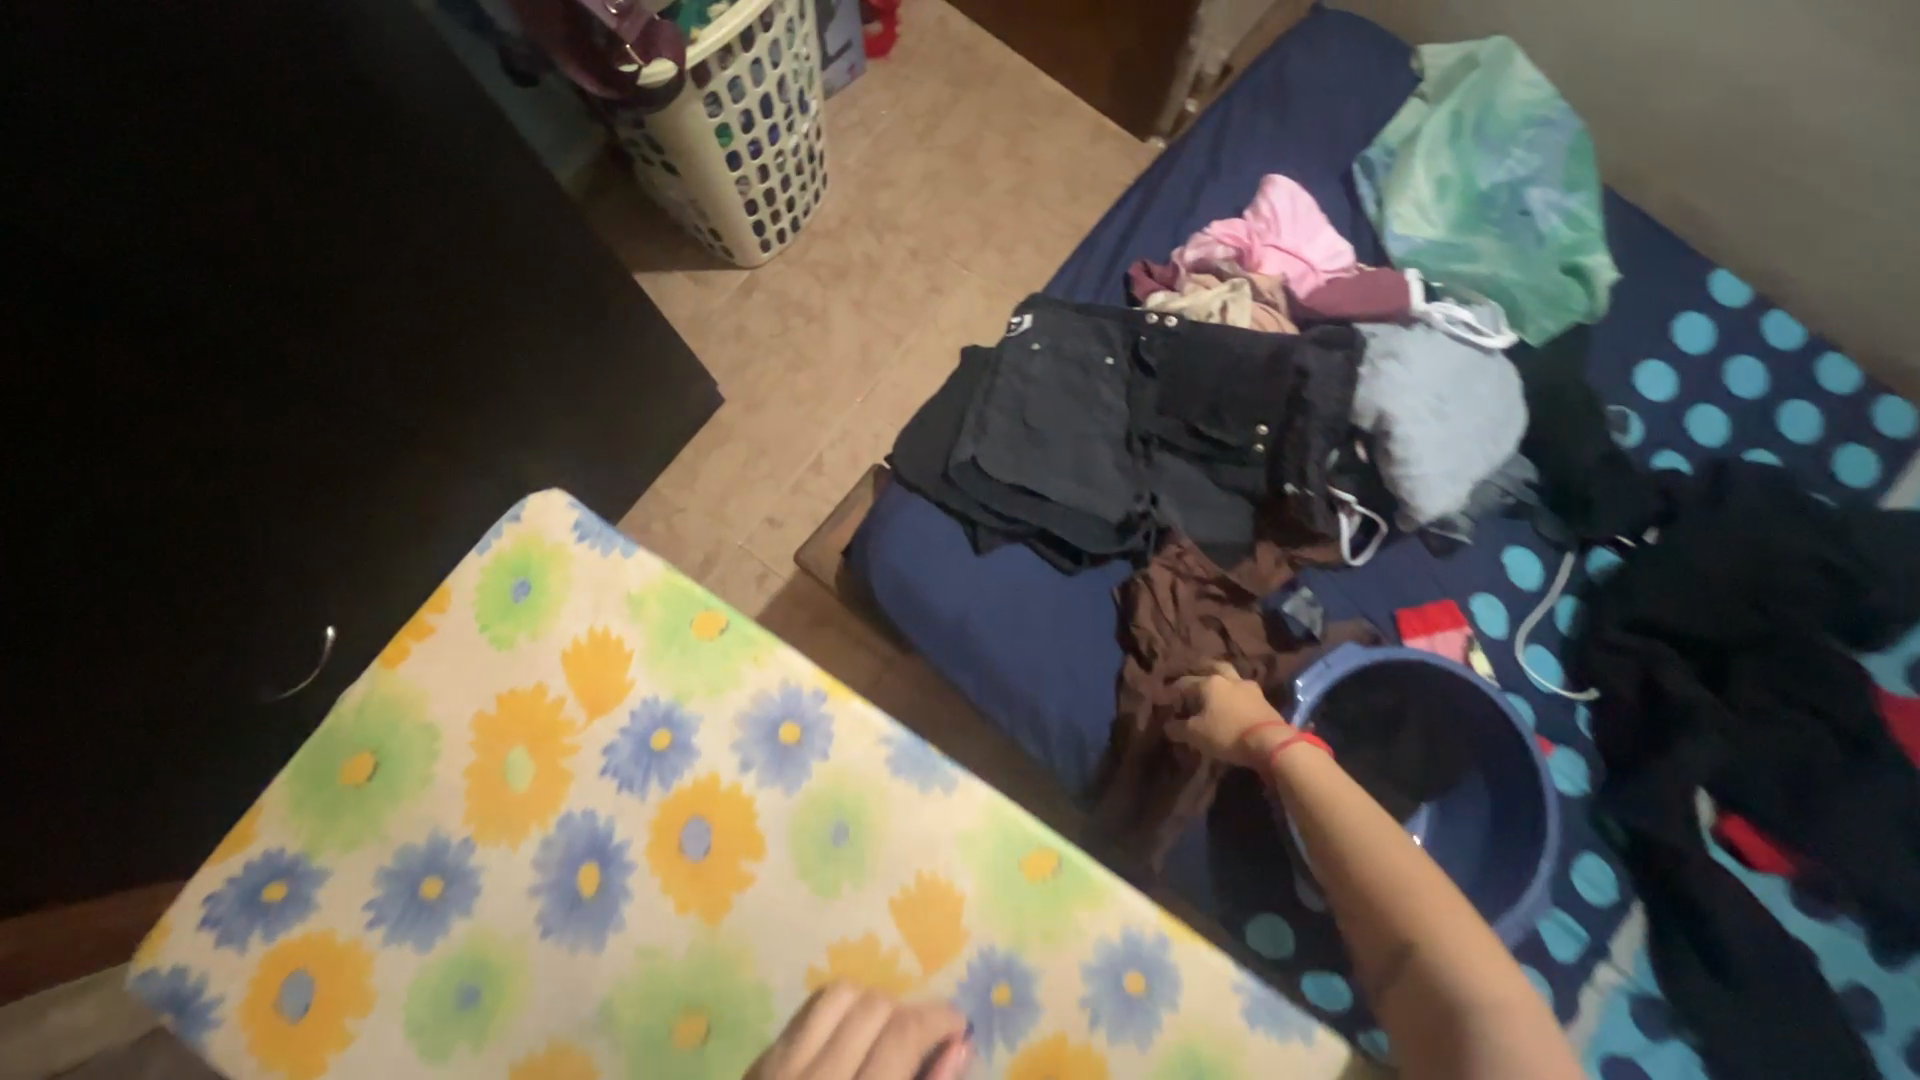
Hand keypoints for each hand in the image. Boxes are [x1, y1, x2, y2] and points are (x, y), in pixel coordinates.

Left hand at [745, 983, 971, 1079]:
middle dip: (909, 1016)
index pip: (902, 1034)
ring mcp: (779, 1071)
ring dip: (872, 1006)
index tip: (958, 1030)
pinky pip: (807, 1010)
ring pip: (840, 994)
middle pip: (875, 1007)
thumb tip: (957, 1046)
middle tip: (923, 1044)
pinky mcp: (760, 1066)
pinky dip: (838, 1012)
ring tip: (885, 1036)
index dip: (940, 1020)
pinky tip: (849, 1038)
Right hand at [1171, 662, 1294, 768]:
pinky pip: (1246, 694)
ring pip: (1234, 679)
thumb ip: (1179, 728)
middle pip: (1215, 667)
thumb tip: (1169, 725)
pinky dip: (1238, 697)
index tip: (1167, 698)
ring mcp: (1251, 689)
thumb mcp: (1195, 735)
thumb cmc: (1227, 734)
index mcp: (1210, 683)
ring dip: (1225, 683)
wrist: (1271, 742)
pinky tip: (1235, 705)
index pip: (1185, 683)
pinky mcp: (1266, 702)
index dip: (1173, 690)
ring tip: (1219, 691)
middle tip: (1196, 676)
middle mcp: (1230, 680)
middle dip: (1204, 669)